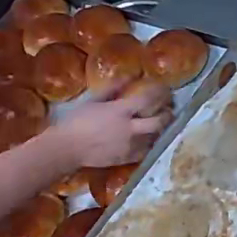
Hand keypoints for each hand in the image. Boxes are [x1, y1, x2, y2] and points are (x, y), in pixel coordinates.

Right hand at [56, 81, 172, 166]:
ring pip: (155, 137)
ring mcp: (131, 145)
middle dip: (167, 115)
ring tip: (160, 124)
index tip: (165, 90)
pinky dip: (150, 144)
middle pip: (159, 122)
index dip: (160, 93)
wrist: (68, 148)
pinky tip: (149, 139)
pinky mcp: (129, 158)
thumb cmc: (77, 121)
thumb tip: (129, 77)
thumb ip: (113, 89)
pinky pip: (147, 151)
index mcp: (121, 111)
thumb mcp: (93, 100)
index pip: (148, 99)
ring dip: (160, 130)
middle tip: (169, 110)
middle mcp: (131, 129)